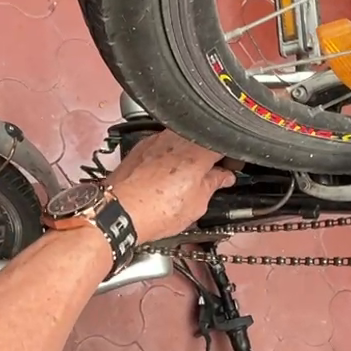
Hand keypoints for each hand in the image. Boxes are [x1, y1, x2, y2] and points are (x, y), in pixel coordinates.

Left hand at [105, 131, 234, 242]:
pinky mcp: (141, 147)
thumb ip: (214, 184)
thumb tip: (223, 177)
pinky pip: (162, 147)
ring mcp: (157, 140)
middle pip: (202, 140)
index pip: (224, 145)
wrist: (119, 212)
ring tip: (182, 182)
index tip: (229, 168)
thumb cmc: (155, 209)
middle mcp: (177, 138)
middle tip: (207, 177)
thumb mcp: (197, 204)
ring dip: (186, 157)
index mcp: (198, 150)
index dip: (230, 158)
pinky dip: (167, 159)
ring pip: (181, 142)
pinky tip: (164, 179)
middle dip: (207, 157)